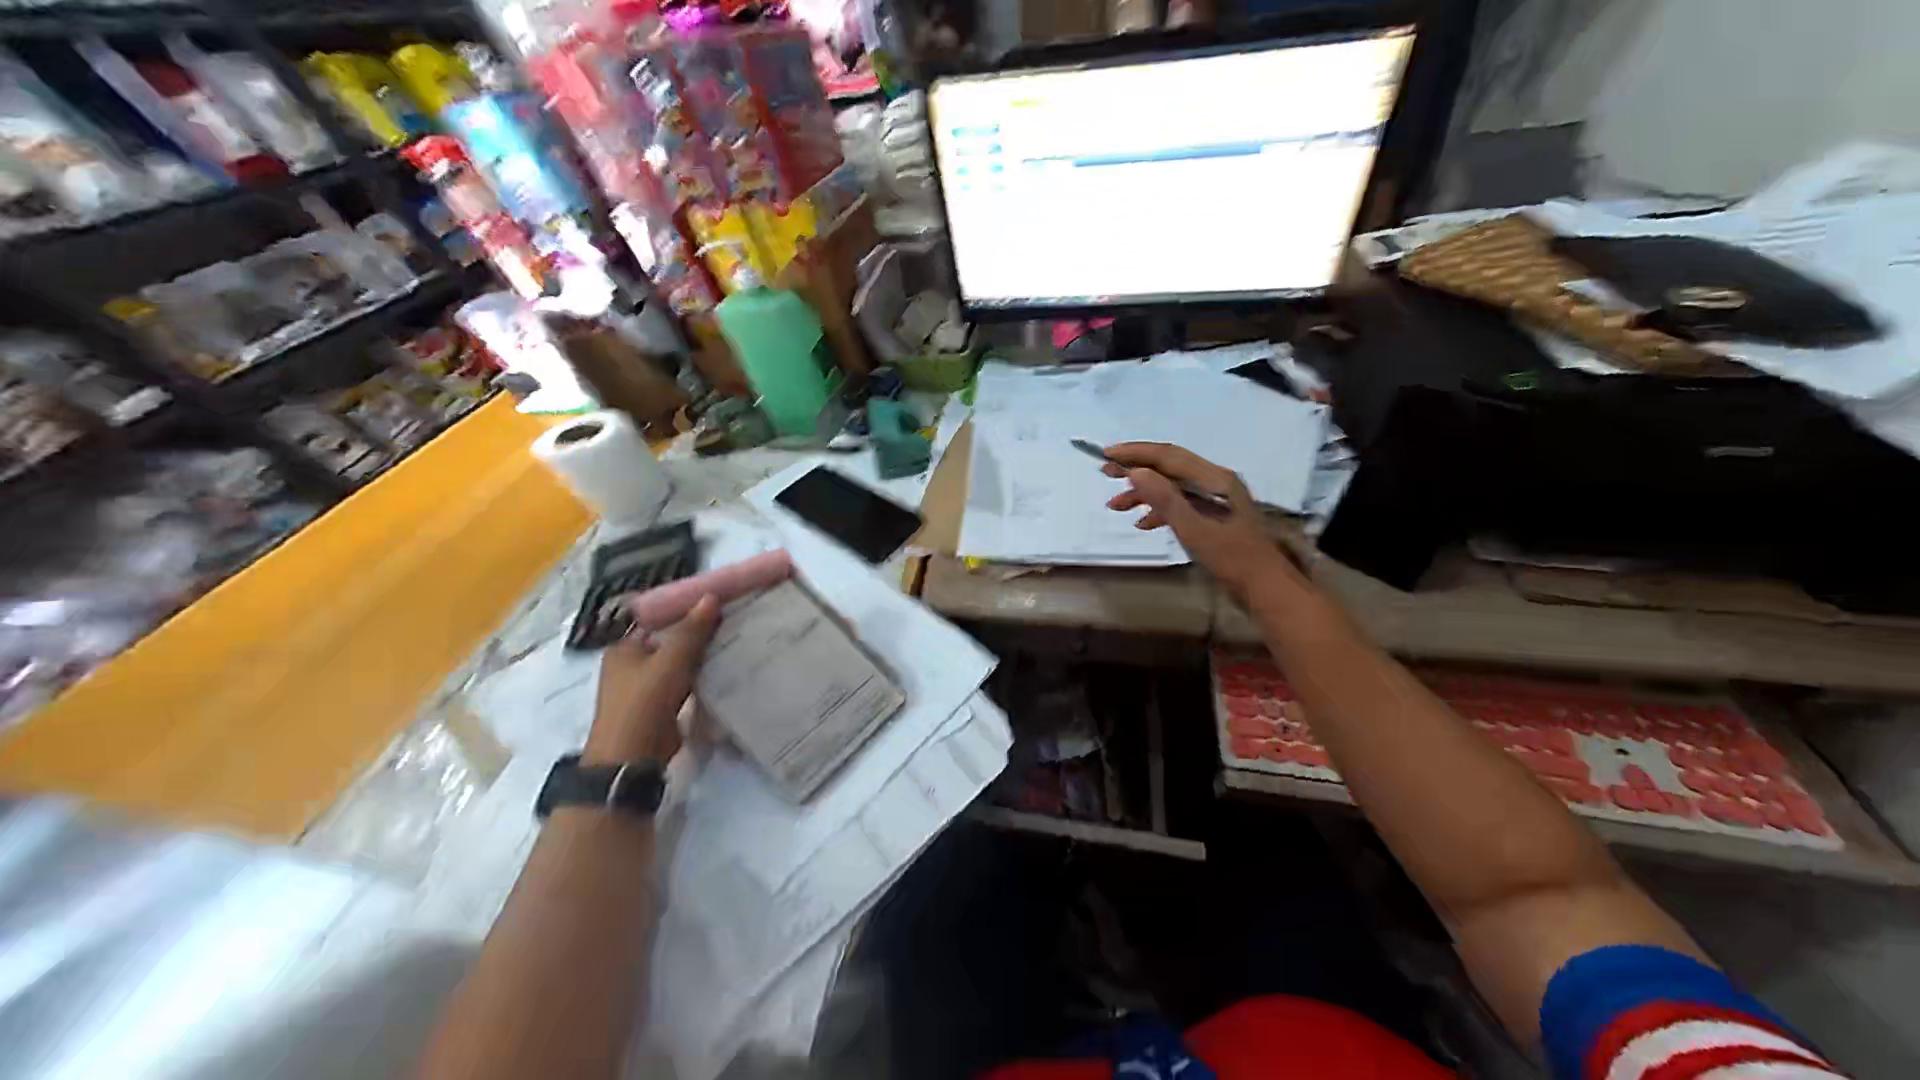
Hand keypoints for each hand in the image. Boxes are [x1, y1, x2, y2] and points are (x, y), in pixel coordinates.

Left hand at [584, 595, 720, 763]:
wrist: (633, 758)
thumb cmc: (645, 702)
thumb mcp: (671, 661)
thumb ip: (692, 630)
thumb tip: (711, 596)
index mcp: (624, 648)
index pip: (657, 620)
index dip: (684, 611)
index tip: (716, 603)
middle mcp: (631, 665)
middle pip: (669, 641)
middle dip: (697, 634)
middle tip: (731, 619)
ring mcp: (645, 687)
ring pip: (678, 663)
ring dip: (700, 656)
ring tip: (734, 639)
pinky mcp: (660, 706)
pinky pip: (683, 683)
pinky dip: (700, 677)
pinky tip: (724, 668)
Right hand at [1102, 442, 1302, 603]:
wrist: (1266, 588)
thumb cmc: (1232, 559)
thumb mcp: (1194, 529)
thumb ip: (1165, 499)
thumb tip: (1135, 472)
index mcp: (1214, 479)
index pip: (1168, 456)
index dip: (1136, 453)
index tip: (1106, 454)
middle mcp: (1215, 481)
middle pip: (1169, 466)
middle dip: (1136, 468)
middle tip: (1105, 473)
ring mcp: (1216, 499)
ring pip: (1172, 486)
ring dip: (1143, 493)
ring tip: (1115, 505)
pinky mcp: (1214, 516)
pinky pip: (1180, 504)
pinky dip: (1158, 510)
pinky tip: (1142, 524)